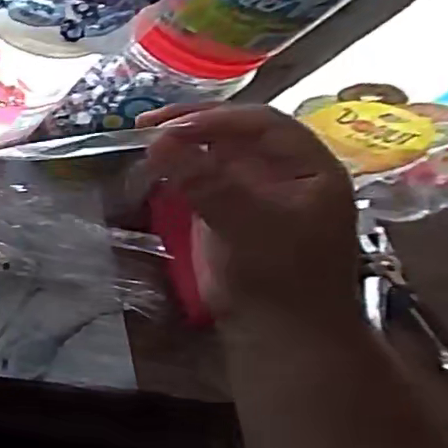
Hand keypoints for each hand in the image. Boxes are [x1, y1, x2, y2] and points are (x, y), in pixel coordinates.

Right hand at [137, 103, 361, 330]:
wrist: (279, 328)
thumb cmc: (278, 275)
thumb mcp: (244, 224)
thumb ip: (204, 181)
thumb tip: (158, 141)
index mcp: (307, 166)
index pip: (260, 124)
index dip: (212, 119)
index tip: (165, 128)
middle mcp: (281, 172)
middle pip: (235, 133)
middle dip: (192, 125)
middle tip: (144, 126)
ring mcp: (252, 191)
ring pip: (214, 154)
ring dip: (180, 144)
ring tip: (140, 141)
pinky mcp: (225, 211)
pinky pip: (200, 177)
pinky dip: (175, 168)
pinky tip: (152, 168)